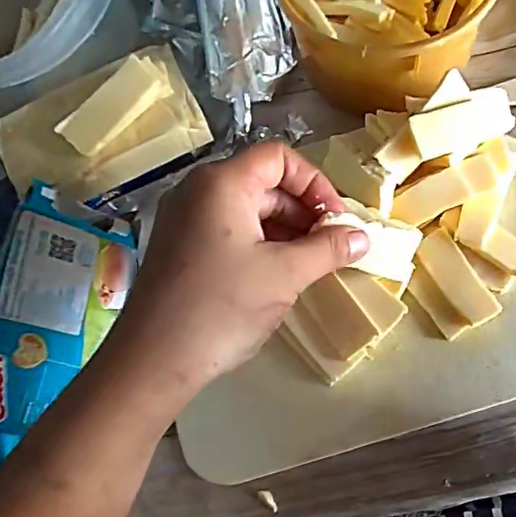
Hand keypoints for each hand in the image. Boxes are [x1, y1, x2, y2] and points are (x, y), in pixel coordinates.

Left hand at [98, 143, 365, 409]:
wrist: (154, 359)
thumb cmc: (221, 309)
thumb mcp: (284, 276)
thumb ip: (327, 249)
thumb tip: (361, 237)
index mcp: (220, 183)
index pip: (278, 157)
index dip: (315, 183)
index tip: (336, 220)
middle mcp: (195, 193)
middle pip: (261, 185)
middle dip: (301, 214)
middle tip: (327, 250)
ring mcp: (181, 223)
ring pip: (243, 213)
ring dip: (281, 234)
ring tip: (305, 269)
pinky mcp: (176, 252)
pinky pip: (224, 236)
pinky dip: (254, 249)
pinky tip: (271, 281)